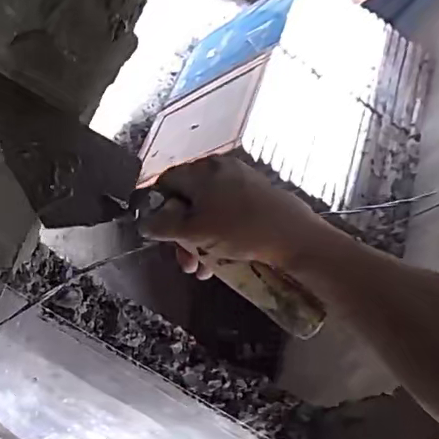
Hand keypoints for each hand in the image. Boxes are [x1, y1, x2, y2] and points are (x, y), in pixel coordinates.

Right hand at [137, 156, 336, 276]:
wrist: (295, 237)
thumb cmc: (241, 230)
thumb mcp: (194, 232)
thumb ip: (163, 227)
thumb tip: (143, 223)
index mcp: (202, 170)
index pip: (165, 183)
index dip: (158, 210)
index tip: (161, 237)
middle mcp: (220, 169)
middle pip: (186, 201)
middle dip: (181, 236)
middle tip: (185, 262)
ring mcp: (240, 181)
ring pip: (207, 212)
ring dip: (199, 242)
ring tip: (203, 269)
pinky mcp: (256, 196)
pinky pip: (227, 214)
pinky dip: (219, 236)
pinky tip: (223, 259)